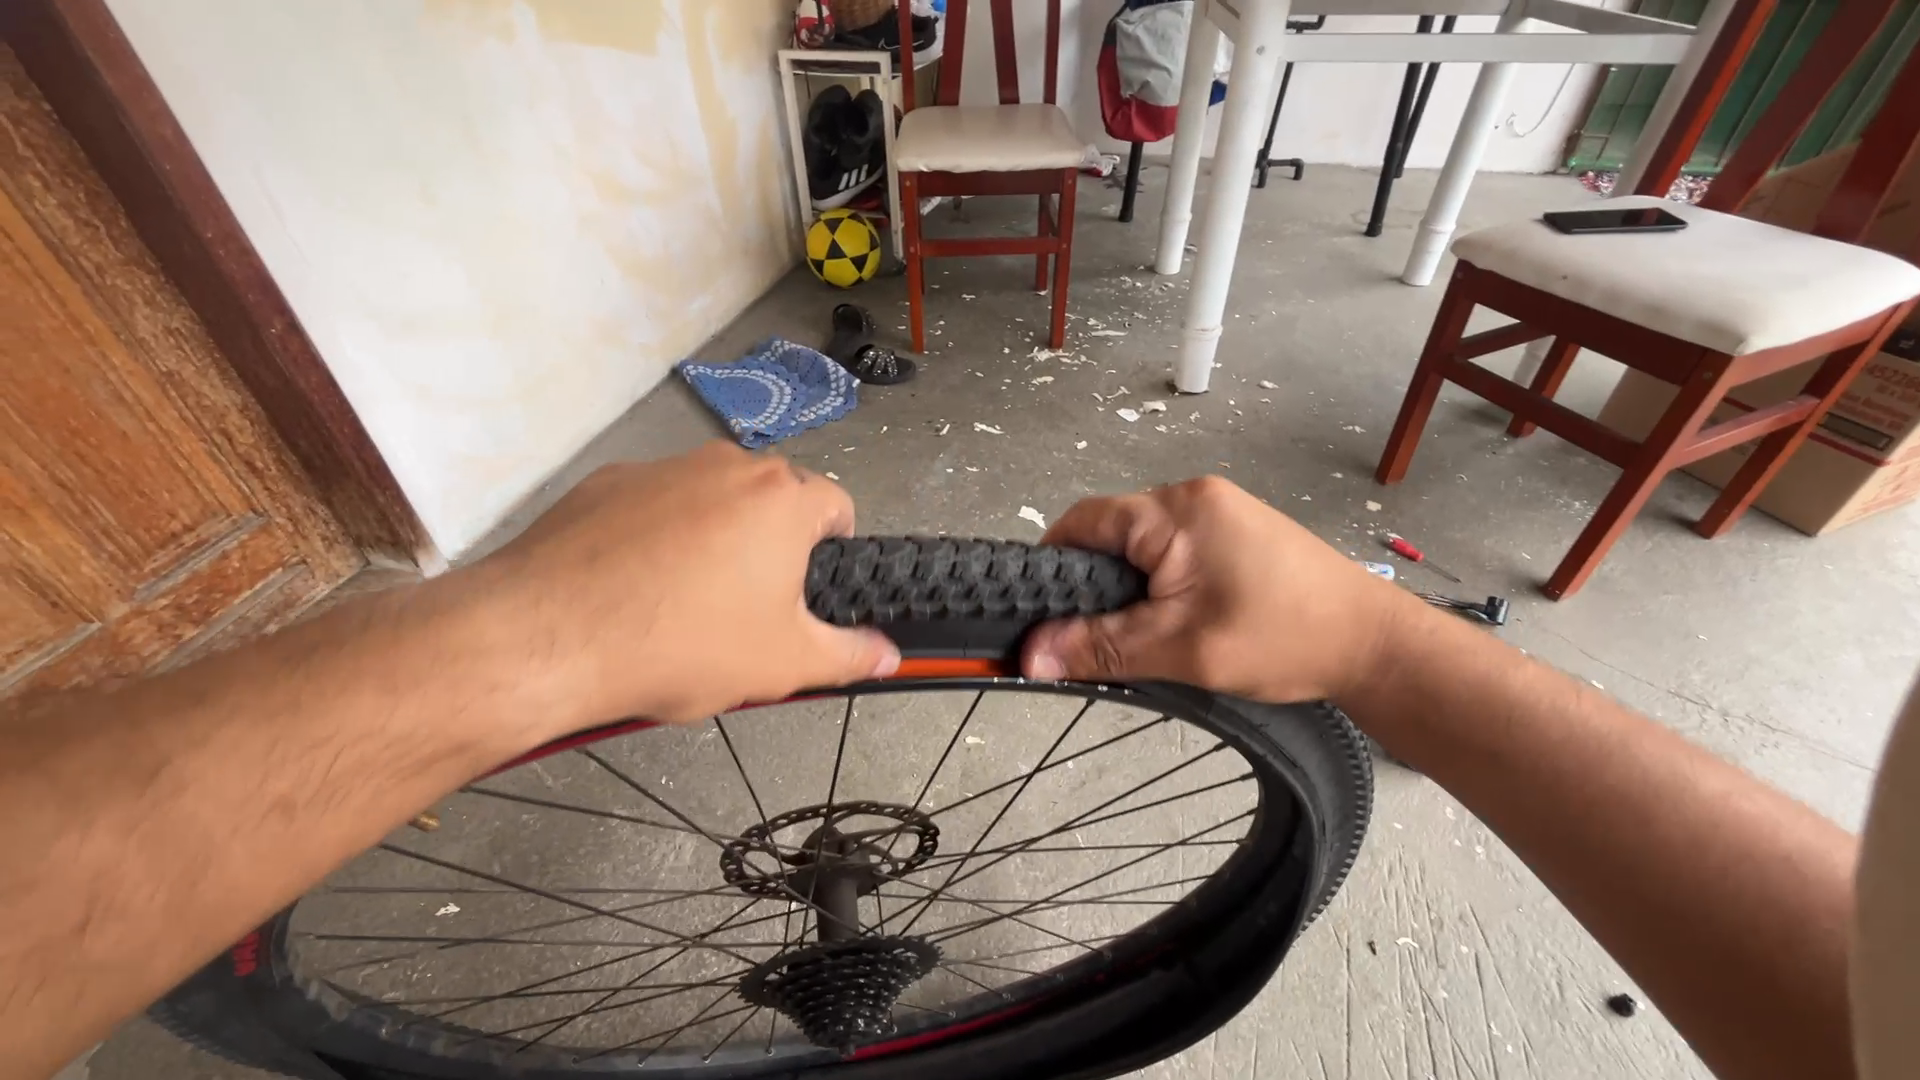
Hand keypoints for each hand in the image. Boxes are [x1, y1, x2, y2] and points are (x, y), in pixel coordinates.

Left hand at [472, 442, 897, 725]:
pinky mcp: (607, 481)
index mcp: (782, 499)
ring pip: (714, 500)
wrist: (546, 636)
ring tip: (685, 600)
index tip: (808, 593)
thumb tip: (890, 656)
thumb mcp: (785, 663)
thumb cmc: (684, 643)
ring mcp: (663, 467)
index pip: (838, 507)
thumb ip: (851, 655)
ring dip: (717, 537)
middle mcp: (728, 465)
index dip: (834, 552)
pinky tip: (633, 584)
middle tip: (750, 606)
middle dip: (775, 546)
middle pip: (775, 500)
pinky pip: (656, 504)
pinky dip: (659, 534)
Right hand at [1020, 477, 1417, 702]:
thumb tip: (1027, 655)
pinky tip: (1167, 618)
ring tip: (1131, 633)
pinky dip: (1155, 582)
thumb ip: (1103, 648)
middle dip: (1092, 583)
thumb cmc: (1284, 639)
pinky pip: (1169, 549)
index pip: (1084, 520)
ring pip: (1139, 544)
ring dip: (1126, 586)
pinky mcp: (1233, 530)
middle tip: (1087, 634)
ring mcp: (1216, 510)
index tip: (1038, 610)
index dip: (1052, 562)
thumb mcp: (1184, 649)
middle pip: (1110, 531)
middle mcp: (1192, 496)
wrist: (1376, 644)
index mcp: (1176, 510)